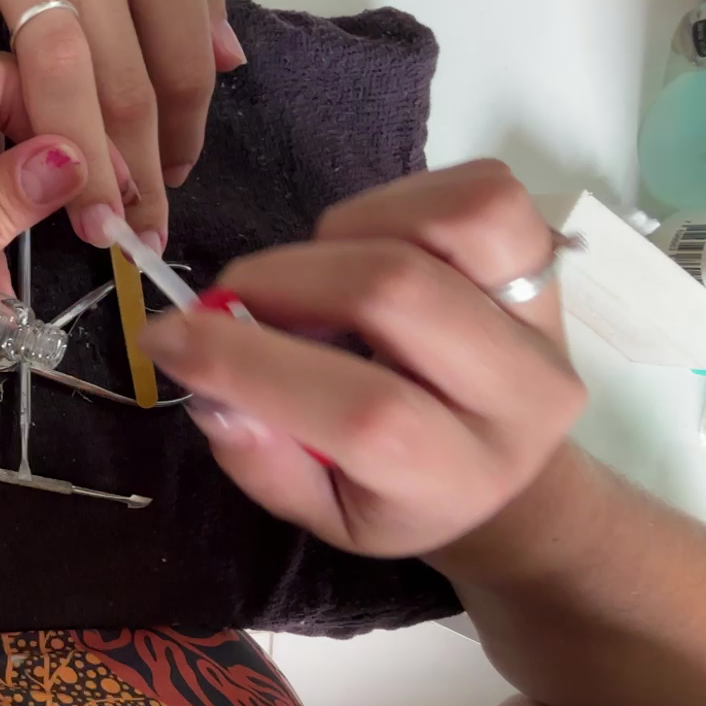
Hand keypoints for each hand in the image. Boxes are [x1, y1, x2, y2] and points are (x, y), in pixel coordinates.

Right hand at [140, 161, 587, 558]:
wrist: (501, 471)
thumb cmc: (390, 495)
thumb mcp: (318, 512)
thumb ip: (261, 463)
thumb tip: (208, 394)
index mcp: (455, 472)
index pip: (361, 412)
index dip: (245, 363)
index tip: (162, 337)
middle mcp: (519, 391)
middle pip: (394, 293)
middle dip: (274, 284)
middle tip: (221, 305)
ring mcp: (544, 315)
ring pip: (445, 225)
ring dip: (333, 240)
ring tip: (299, 282)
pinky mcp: (544, 258)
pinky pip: (476, 193)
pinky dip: (390, 203)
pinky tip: (352, 245)